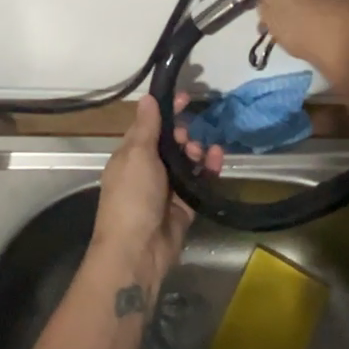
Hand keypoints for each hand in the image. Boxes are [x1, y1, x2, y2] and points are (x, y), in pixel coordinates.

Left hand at [91, 94, 222, 285]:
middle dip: (183, 133)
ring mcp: (168, 188)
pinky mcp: (185, 205)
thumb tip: (147, 98)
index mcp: (131, 156)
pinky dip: (209, 168)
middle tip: (188, 135)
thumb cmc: (131, 197)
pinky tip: (217, 158)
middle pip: (170, 142)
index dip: (166, 110)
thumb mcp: (137, 155)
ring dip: (196, 149)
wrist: (137, 251)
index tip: (186, 97)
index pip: (149, 125)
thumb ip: (146, 127)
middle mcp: (148, 169)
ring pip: (187, 160)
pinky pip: (200, 180)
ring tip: (199, 151)